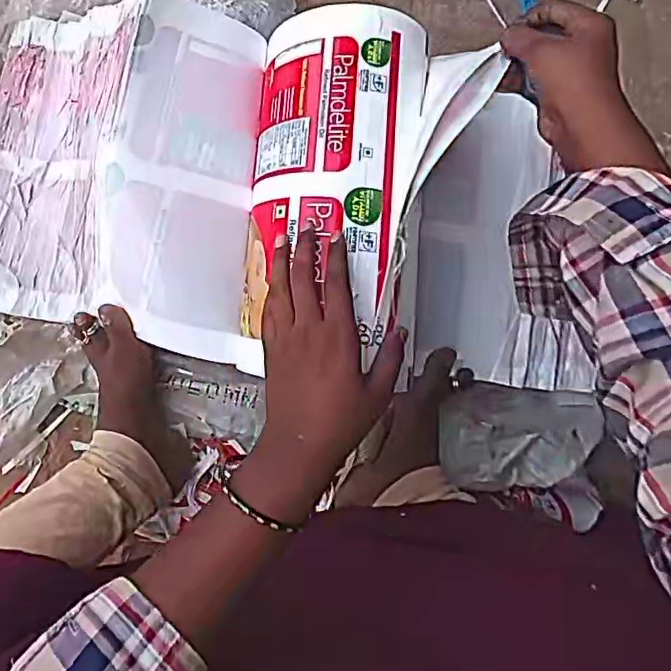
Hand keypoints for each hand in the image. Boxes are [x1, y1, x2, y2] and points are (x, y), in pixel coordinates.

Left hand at [241, 227, 406, 522]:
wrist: (298, 443)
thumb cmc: (340, 422)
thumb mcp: (378, 393)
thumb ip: (390, 358)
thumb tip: (400, 331)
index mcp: (338, 337)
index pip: (336, 285)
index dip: (335, 257)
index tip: (335, 236)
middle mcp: (309, 330)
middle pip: (303, 277)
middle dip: (304, 248)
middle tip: (306, 227)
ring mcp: (286, 337)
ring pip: (280, 288)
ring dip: (280, 261)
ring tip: (281, 239)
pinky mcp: (271, 348)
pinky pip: (269, 310)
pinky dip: (271, 290)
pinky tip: (272, 281)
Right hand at [501, 0, 669, 174]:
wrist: (580, 123)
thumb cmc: (579, 86)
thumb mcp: (540, 48)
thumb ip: (519, 35)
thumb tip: (510, 35)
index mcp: (591, 25)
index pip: (552, 8)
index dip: (528, 17)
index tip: (514, 31)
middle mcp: (584, 46)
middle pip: (542, 34)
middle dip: (520, 43)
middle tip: (509, 50)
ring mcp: (571, 69)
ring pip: (535, 58)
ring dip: (516, 63)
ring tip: (506, 67)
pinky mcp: (558, 90)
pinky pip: (532, 78)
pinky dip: (517, 80)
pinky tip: (507, 82)